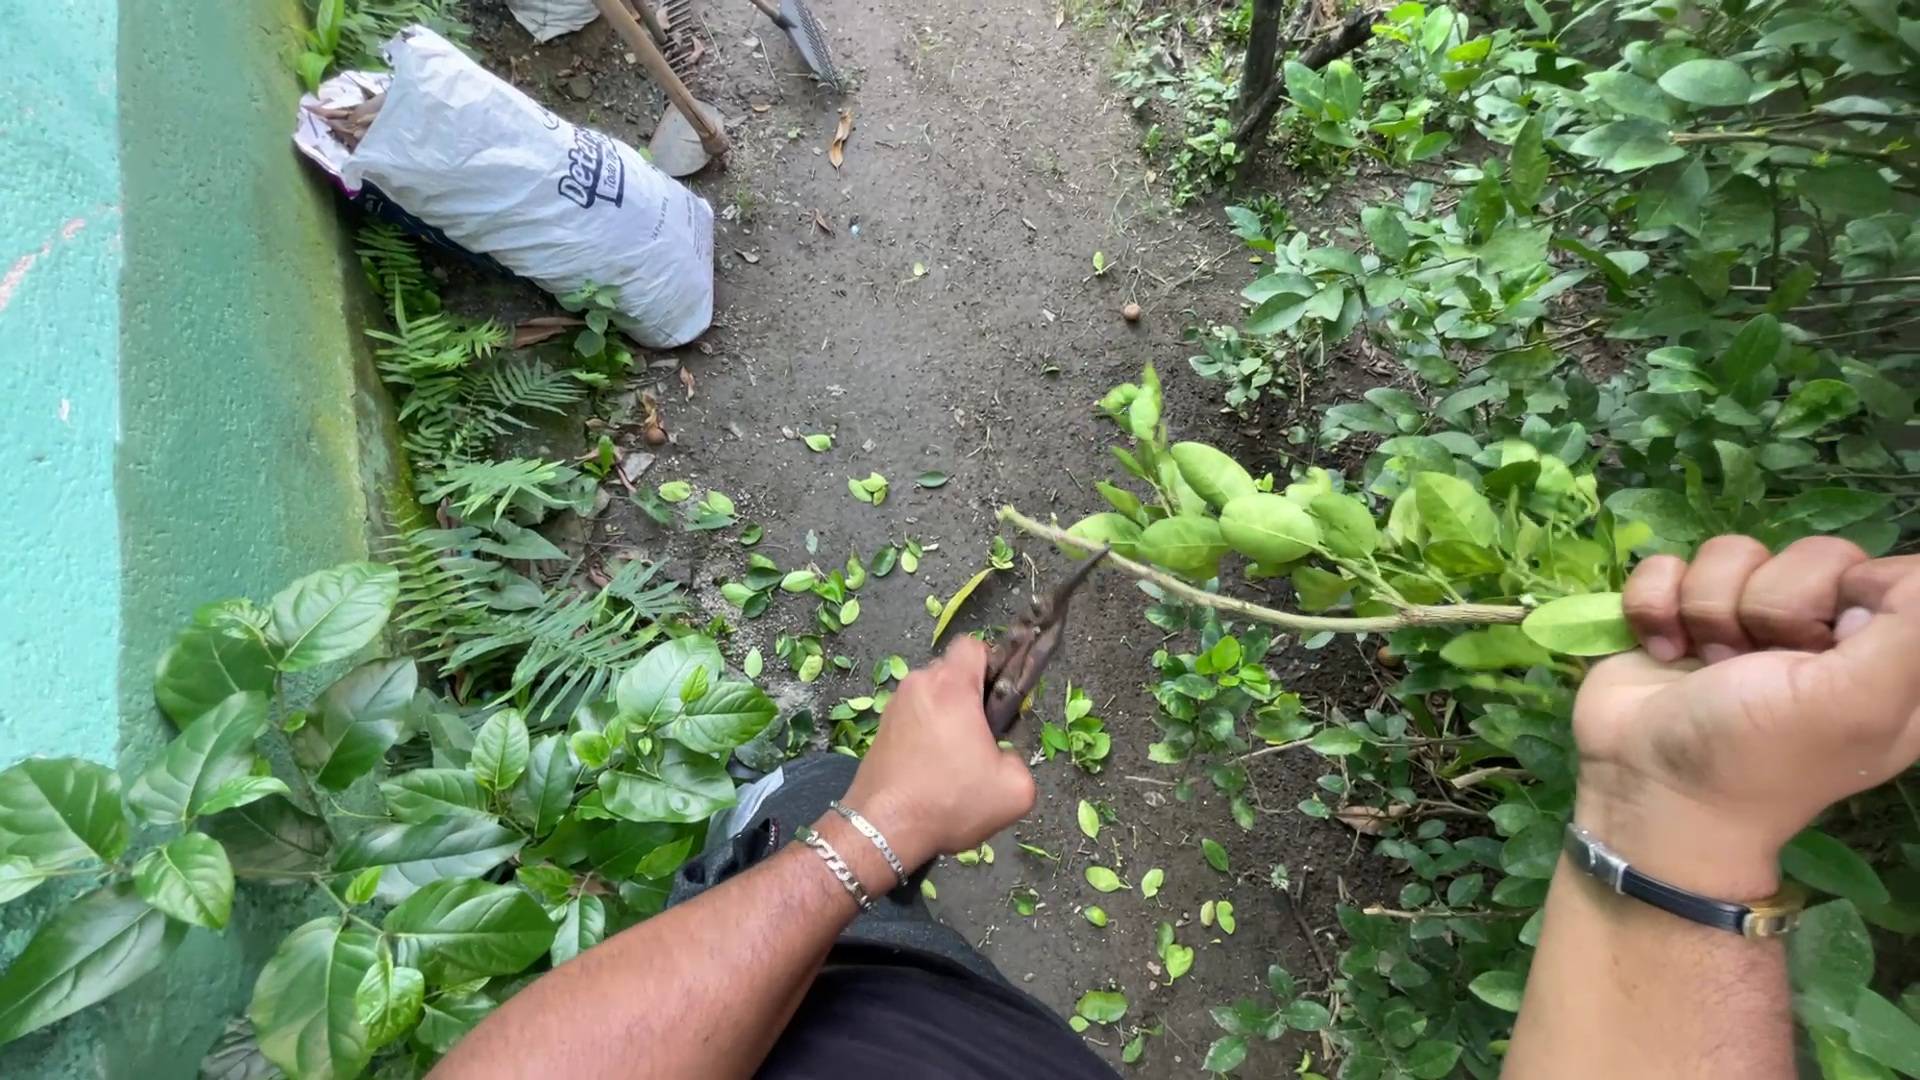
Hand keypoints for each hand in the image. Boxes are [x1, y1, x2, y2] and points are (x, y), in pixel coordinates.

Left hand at [839, 638, 1036, 872]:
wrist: (882, 829)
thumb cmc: (949, 801)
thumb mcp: (1014, 789)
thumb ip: (1022, 758)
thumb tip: (1003, 753)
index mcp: (951, 686)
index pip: (973, 645)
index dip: (992, 665)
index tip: (999, 698)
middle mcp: (920, 684)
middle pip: (952, 671)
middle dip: (970, 695)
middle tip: (982, 736)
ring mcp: (895, 704)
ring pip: (932, 694)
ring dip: (947, 715)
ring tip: (954, 759)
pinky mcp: (881, 726)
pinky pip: (914, 715)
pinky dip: (926, 731)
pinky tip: (931, 768)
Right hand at [1571, 537, 1919, 896]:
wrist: (1646, 778)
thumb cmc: (1756, 752)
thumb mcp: (1853, 702)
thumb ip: (1908, 634)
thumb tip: (1891, 576)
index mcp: (1882, 652)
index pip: (1889, 570)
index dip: (1849, 589)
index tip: (1821, 640)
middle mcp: (1815, 628)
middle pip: (1802, 554)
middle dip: (1762, 605)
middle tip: (1751, 659)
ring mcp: (1734, 619)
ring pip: (1725, 554)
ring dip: (1700, 609)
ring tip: (1703, 659)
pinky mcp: (1668, 615)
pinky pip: (1659, 568)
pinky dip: (1649, 606)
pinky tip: (1660, 647)